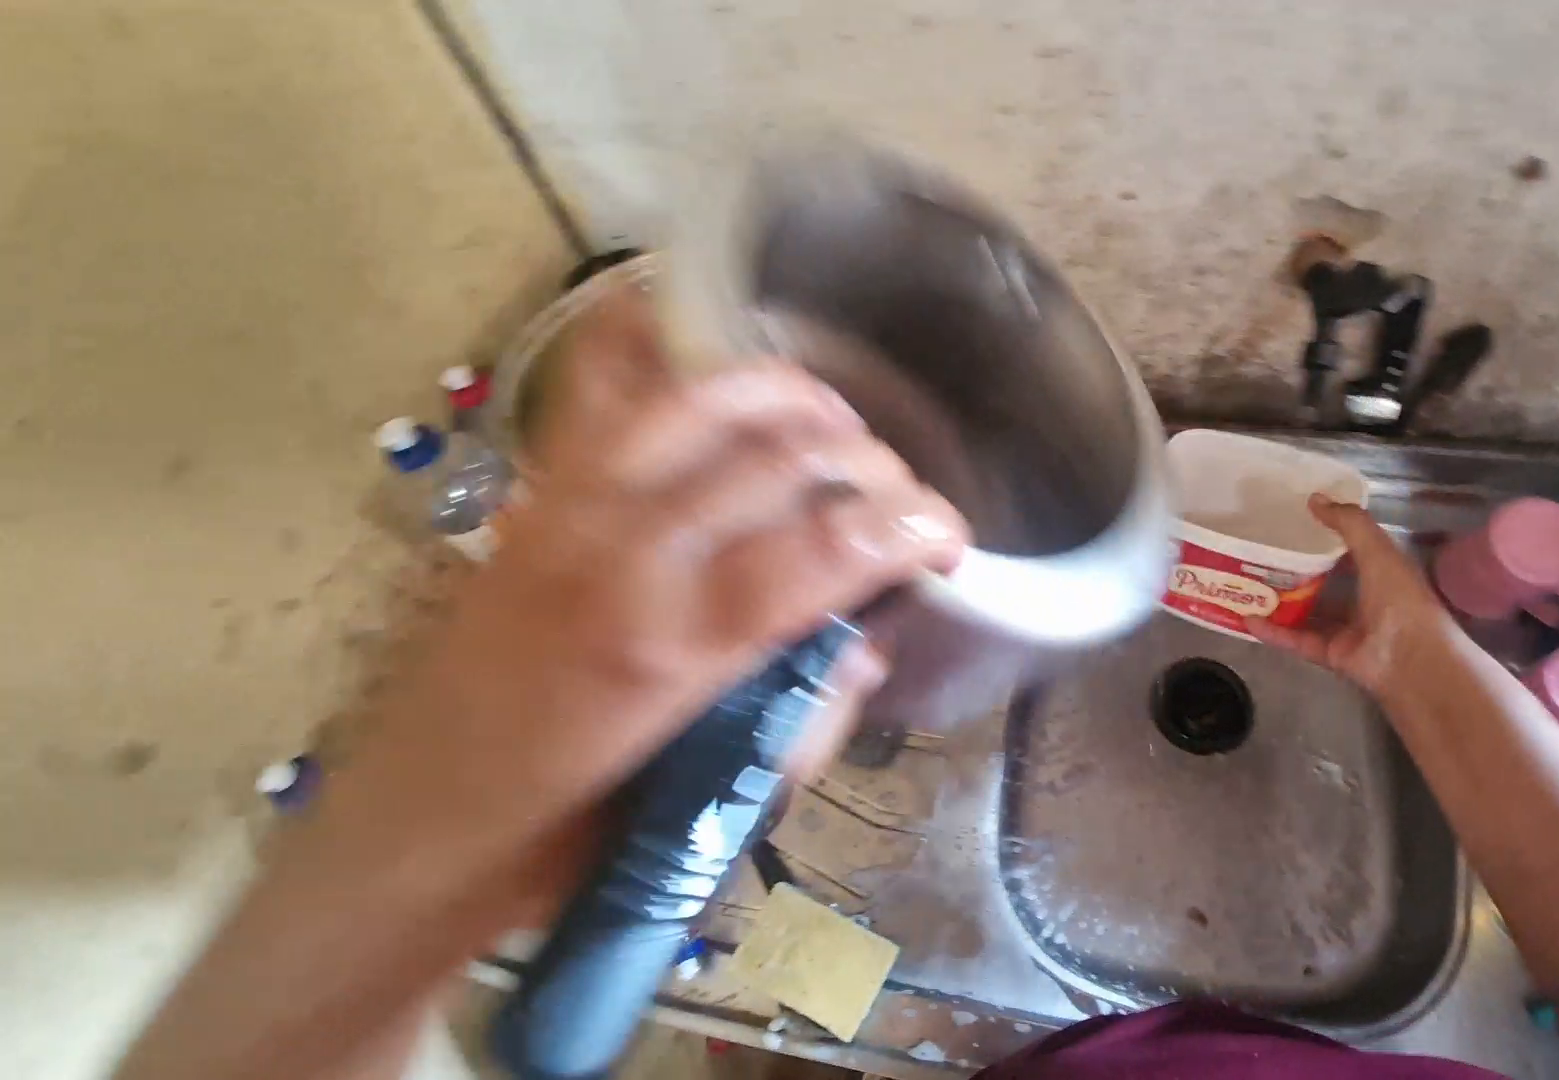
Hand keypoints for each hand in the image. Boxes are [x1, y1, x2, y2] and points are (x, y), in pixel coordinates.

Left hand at [315, 291, 967, 931]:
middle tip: (907, 499)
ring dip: (798, 400)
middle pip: (782, 461)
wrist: (421, 827)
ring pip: (707, 401)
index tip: (951, 538)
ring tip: (842, 426)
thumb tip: (864, 643)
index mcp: (673, 645)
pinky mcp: (537, 493)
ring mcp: (569, 506)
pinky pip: (603, 388)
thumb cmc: (577, 839)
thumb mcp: (719, 799)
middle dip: (874, 468)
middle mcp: (621, 553)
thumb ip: (807, 714)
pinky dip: (653, 340)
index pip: (827, 547)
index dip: (912, 527)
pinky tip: (701, 333)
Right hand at [1249, 494, 1451, 695]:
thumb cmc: (1401, 599)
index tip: (1293, 524)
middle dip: (1292, 572)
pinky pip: (1295, 639)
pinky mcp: (1328, 654)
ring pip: (1304, 613)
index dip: (1324, 538)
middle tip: (1257, 556)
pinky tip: (1247, 619)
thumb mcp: (1378, 551)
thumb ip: (1349, 524)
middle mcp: (1363, 601)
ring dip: (1277, 603)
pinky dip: (1272, 632)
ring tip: (1244, 587)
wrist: (1412, 659)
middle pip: (1322, 584)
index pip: (1349, 552)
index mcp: (1381, 574)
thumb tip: (1314, 498)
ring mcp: (1344, 630)